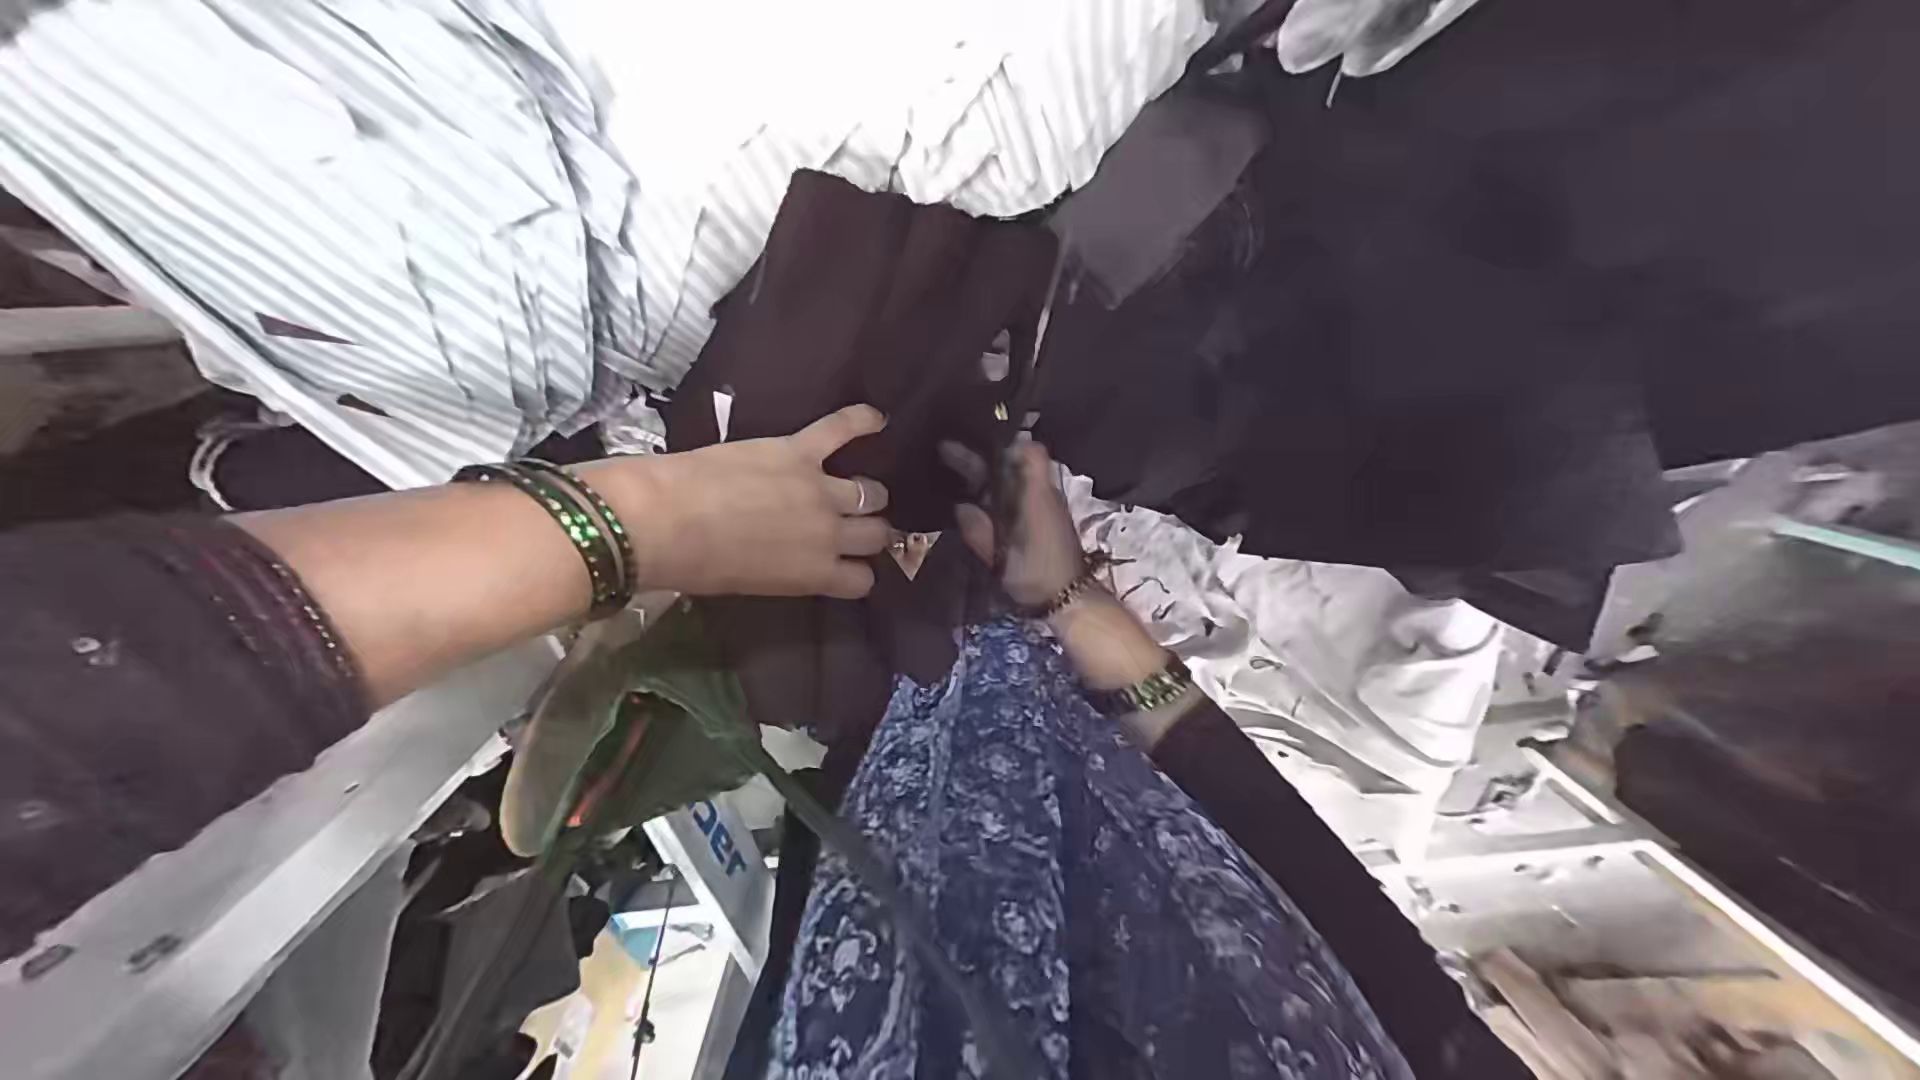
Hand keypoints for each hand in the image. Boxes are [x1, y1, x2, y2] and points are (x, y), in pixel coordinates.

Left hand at [582, 405, 894, 598]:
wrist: (663, 521)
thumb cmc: (698, 565)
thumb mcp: (756, 584)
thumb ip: (793, 572)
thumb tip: (800, 558)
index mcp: (817, 572)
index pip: (862, 580)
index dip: (858, 573)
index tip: (848, 566)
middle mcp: (830, 533)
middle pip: (875, 534)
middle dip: (870, 533)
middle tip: (854, 527)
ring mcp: (819, 489)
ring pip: (869, 491)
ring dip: (868, 494)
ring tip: (859, 490)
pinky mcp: (798, 451)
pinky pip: (840, 429)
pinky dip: (861, 420)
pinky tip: (877, 418)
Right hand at [940, 437, 1085, 605]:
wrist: (1069, 599)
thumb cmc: (1039, 577)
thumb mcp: (1005, 560)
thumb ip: (982, 533)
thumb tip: (961, 508)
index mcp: (1036, 497)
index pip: (1031, 453)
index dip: (1006, 443)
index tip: (977, 442)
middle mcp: (1041, 496)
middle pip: (1012, 466)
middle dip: (981, 459)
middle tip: (946, 452)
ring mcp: (1043, 508)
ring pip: (1012, 481)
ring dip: (985, 476)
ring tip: (951, 472)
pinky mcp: (1041, 521)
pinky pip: (1015, 496)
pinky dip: (994, 493)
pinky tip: (972, 500)